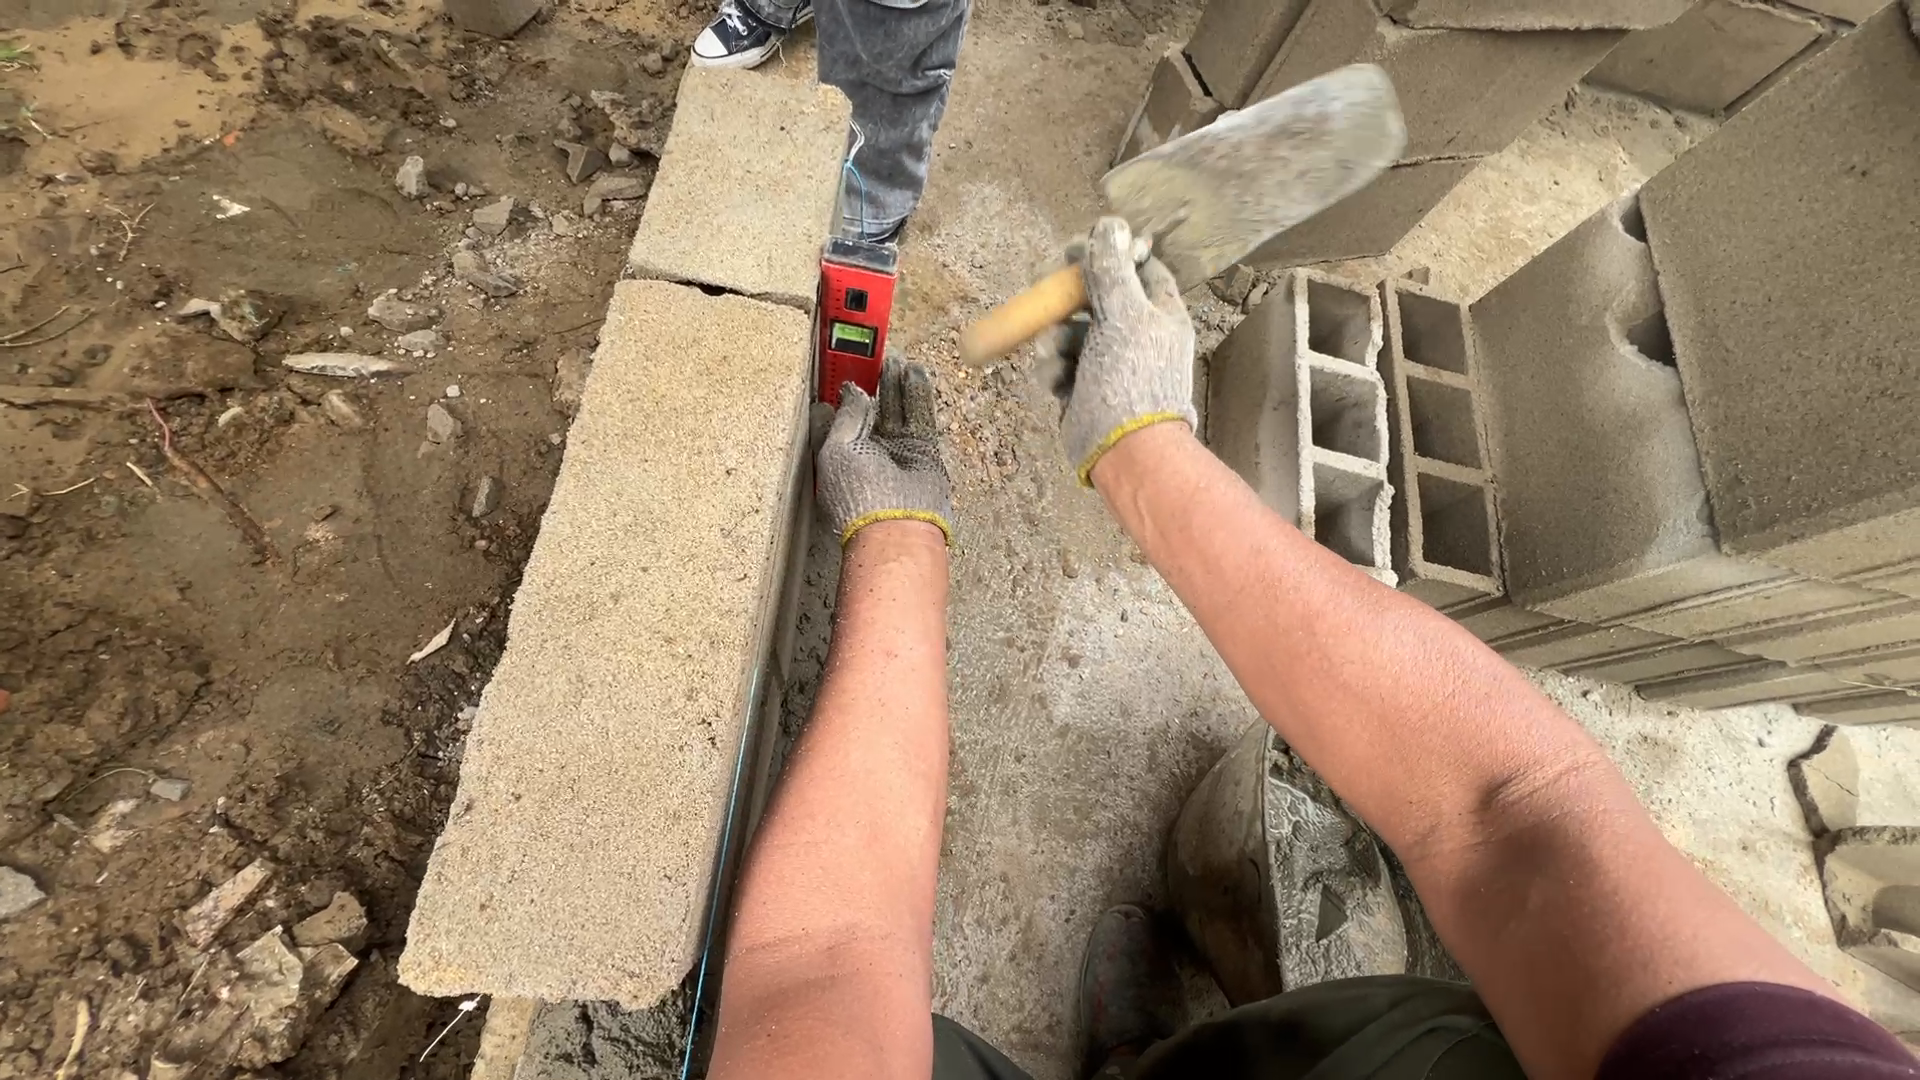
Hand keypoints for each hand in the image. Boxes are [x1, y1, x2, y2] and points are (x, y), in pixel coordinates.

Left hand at [817, 358, 953, 546]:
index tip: (838, 372)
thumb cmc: (858, 493)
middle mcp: (866, 455)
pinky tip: (914, 373)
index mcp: (838, 458)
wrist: (898, 525)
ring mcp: (895, 453)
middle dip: (870, 386)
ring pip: (895, 410)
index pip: (836, 422)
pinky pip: (920, 416)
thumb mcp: (836, 449)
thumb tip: (851, 391)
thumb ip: (846, 416)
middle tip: (872, 359)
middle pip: (868, 412)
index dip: (836, 398)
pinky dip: (918, 394)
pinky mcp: (921, 451)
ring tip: (894, 360)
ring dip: (895, 385)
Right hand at [1047, 216, 1196, 485]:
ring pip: (1072, 332)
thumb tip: (1109, 224)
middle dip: (1069, 300)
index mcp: (1158, 313)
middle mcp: (1135, 334)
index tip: (1077, 250)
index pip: (1137, 268)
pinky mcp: (1084, 387)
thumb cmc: (1131, 379)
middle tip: (1047, 295)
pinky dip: (1054, 372)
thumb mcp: (1124, 315)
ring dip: (1056, 340)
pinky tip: (1056, 383)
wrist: (1123, 449)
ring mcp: (1108, 362)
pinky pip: (1061, 366)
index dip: (1108, 255)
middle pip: (1096, 297)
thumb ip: (1112, 270)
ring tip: (1055, 355)